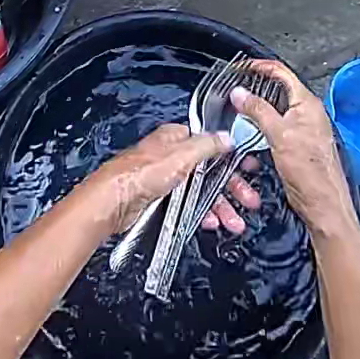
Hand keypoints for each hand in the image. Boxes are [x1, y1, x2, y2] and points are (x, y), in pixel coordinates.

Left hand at [78, 123, 242, 232]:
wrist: (111, 203)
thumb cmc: (140, 174)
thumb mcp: (181, 155)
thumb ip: (207, 145)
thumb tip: (227, 136)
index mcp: (176, 138)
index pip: (211, 142)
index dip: (231, 155)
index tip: (249, 167)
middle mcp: (172, 156)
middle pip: (210, 169)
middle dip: (231, 186)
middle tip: (249, 200)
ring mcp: (167, 179)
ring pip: (202, 190)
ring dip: (221, 205)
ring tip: (235, 222)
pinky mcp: (162, 200)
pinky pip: (189, 206)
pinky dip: (203, 214)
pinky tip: (212, 223)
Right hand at [230, 61, 357, 240]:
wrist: (323, 203)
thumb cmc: (311, 172)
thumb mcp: (279, 135)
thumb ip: (258, 111)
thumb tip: (241, 93)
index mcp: (307, 103)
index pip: (281, 72)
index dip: (260, 66)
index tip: (242, 67)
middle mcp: (307, 112)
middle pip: (279, 88)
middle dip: (257, 85)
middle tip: (238, 86)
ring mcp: (303, 127)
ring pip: (277, 107)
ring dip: (259, 105)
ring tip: (241, 105)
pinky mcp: (298, 141)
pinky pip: (278, 124)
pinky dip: (263, 122)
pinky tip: (252, 128)